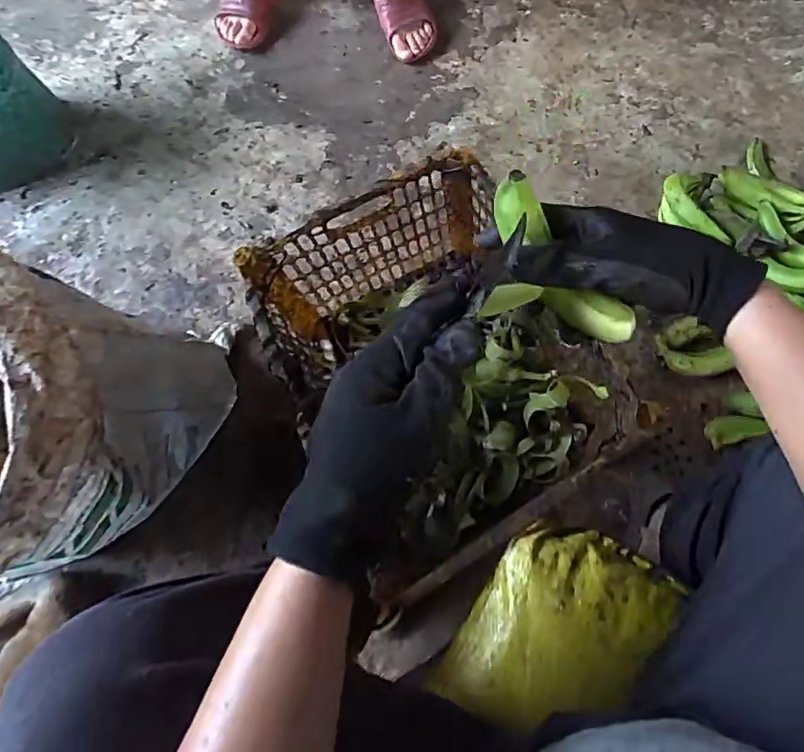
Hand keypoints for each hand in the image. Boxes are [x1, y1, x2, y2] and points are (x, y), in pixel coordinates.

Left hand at [269, 282, 480, 581]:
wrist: (333, 525)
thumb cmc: (378, 467)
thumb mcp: (418, 418)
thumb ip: (442, 370)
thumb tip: (467, 327)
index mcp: (373, 364)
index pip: (416, 320)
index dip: (445, 299)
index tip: (470, 278)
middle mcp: (361, 371)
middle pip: (407, 335)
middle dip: (438, 316)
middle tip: (469, 298)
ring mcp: (357, 394)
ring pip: (401, 357)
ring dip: (430, 341)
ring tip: (458, 327)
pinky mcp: (360, 415)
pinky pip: (396, 379)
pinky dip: (420, 367)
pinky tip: (433, 371)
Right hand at [489, 205, 766, 337]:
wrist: (708, 281)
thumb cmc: (655, 268)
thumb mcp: (600, 266)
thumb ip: (555, 263)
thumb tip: (508, 258)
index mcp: (588, 221)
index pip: (538, 218)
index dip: (509, 230)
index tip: (482, 246)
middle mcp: (594, 232)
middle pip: (548, 244)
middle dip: (527, 266)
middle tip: (508, 290)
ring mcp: (607, 253)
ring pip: (565, 267)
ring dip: (550, 287)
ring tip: (539, 309)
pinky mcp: (618, 273)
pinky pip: (584, 282)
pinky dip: (573, 297)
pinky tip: (570, 318)